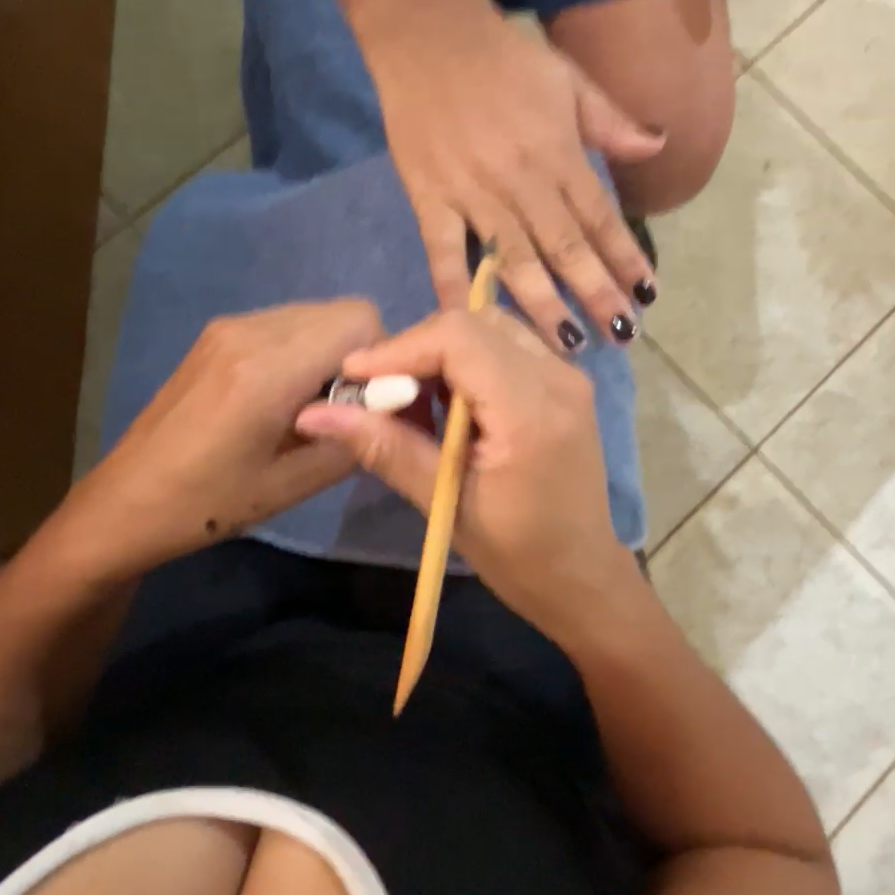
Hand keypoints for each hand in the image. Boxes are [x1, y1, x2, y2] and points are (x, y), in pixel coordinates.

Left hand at [57, 299, 384, 576]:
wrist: (125, 502)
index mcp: (267, 369)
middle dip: (363, 358)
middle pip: (344, 313)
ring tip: (314, 409)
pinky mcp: (219, 334)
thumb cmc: (209, 503)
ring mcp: (230, 327)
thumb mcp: (295, 484)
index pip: (361, 321)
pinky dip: (307, 352)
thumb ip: (356, 437)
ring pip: (317, 316)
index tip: (378, 407)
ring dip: (334, 355)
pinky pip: (288, 324)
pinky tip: (286, 398)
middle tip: (351, 412)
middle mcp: (250, 331)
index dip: (384, 360)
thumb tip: (397, 408)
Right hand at [294, 309, 633, 634]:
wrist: (580, 571)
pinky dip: (470, 359)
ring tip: (412, 397)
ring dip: (443, 350)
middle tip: (381, 391)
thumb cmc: (516, 552)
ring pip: (492, 327)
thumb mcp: (445, 502)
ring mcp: (569, 376)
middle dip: (417, 347)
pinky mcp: (567, 383)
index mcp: (532, 412)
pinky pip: (510, 346)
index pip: (459, 339)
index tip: (355, 377)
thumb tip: (314, 412)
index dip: (400, 348)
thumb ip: (386, 448)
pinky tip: (449, 400)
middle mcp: (559, 379)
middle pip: (474, 323)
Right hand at [357, 0, 662, 352]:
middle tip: (620, 335)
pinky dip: (456, 287)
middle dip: (596, 293)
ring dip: (544, 306)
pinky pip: (443, 251)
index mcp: (558, 152)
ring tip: (570, 344)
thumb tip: (659, 146)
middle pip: (566, 248)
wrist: (424, 29)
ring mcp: (473, 193)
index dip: (625, 258)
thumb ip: (610, 121)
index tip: (647, 296)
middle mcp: (522, 181)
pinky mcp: (429, 198)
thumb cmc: (503, 54)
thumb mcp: (567, 78)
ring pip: (515, 259)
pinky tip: (475, 326)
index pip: (600, 217)